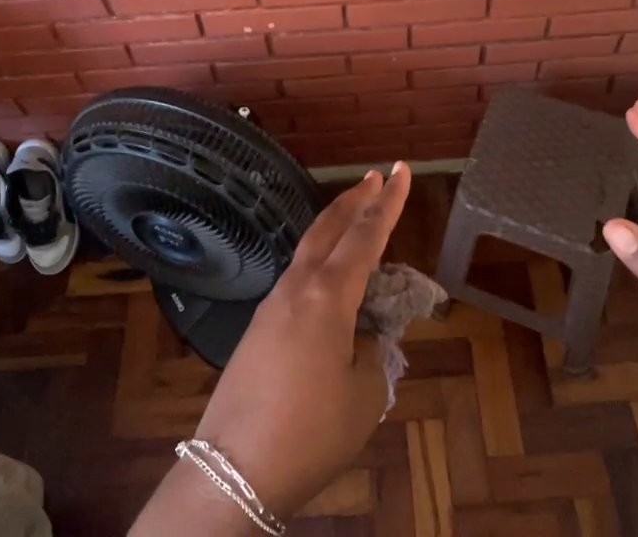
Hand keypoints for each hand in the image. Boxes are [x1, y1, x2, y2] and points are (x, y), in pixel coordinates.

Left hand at [179, 161, 411, 521]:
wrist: (236, 469)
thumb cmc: (311, 430)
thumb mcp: (365, 393)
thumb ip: (373, 352)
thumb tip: (365, 336)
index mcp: (328, 295)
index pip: (366, 235)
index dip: (389, 203)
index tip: (402, 169)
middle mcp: (296, 288)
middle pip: (328, 229)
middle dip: (355, 200)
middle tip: (377, 176)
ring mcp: (271, 306)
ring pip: (308, 251)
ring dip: (335, 228)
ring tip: (357, 218)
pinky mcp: (258, 329)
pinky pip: (297, 279)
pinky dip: (320, 262)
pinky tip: (330, 279)